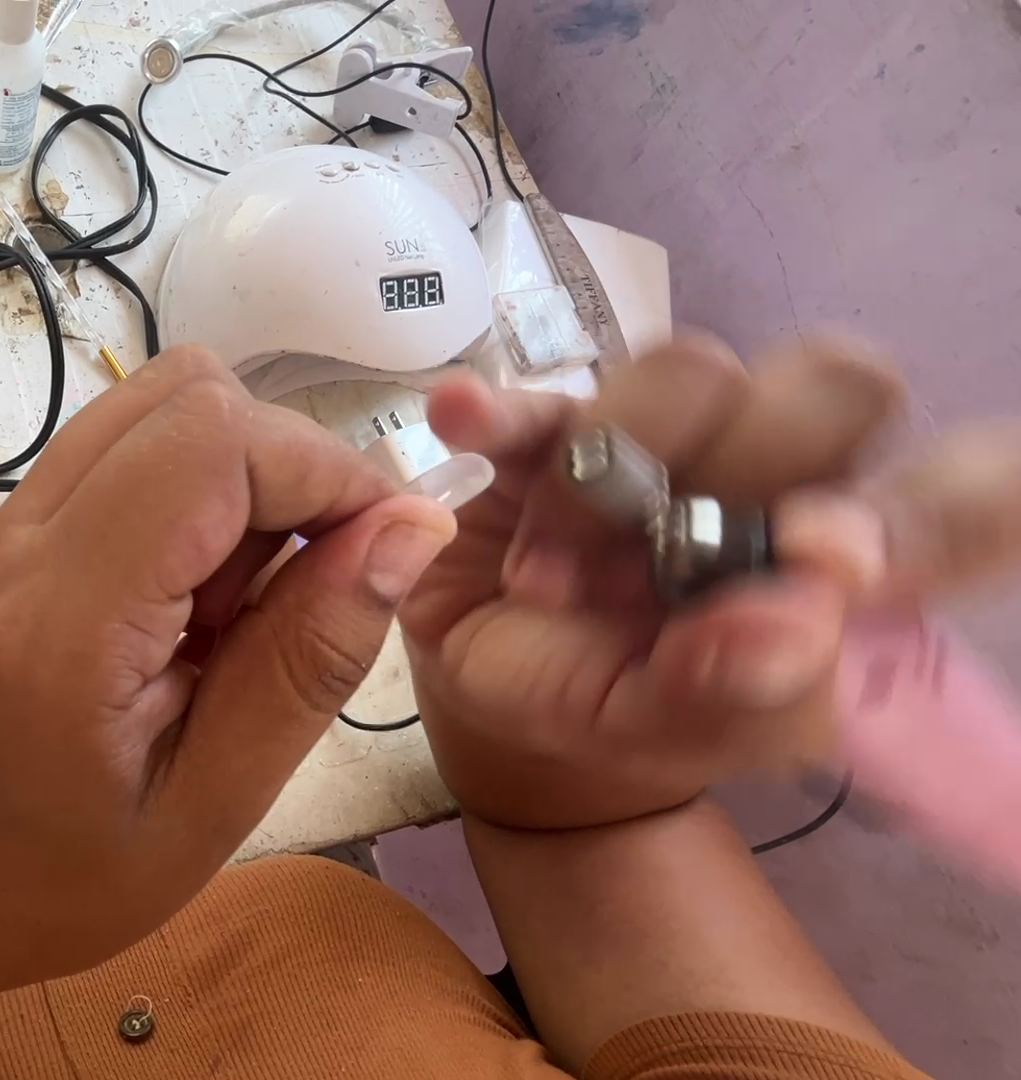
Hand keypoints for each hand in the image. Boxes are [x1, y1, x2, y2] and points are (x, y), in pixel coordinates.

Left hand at [0, 346, 458, 986]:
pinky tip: (193, 581)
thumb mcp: (220, 801)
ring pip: (158, 402)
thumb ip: (309, 659)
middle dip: (284, 464)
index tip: (381, 543)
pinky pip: (128, 442)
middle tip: (301, 582)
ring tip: (239, 594)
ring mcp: (1, 521)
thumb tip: (410, 529)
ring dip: (239, 472)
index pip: (208, 444)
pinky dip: (195, 484)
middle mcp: (15, 542)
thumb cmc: (81, 872)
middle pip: (185, 397)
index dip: (321, 467)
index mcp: (61, 624)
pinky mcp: (10, 520)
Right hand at [399, 335, 908, 828]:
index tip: (822, 565)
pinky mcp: (533, 435)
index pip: (965, 490)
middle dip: (746, 471)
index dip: (928, 508)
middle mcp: (756, 476)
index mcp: (826, 556)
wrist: (481, 688)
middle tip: (655, 567)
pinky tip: (458, 416)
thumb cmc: (590, 705)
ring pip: (682, 378)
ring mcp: (638, 442)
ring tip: (536, 581)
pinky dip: (498, 407)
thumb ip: (742, 698)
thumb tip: (793, 617)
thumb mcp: (663, 730)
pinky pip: (528, 398)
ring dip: (595, 489)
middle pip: (831, 389)